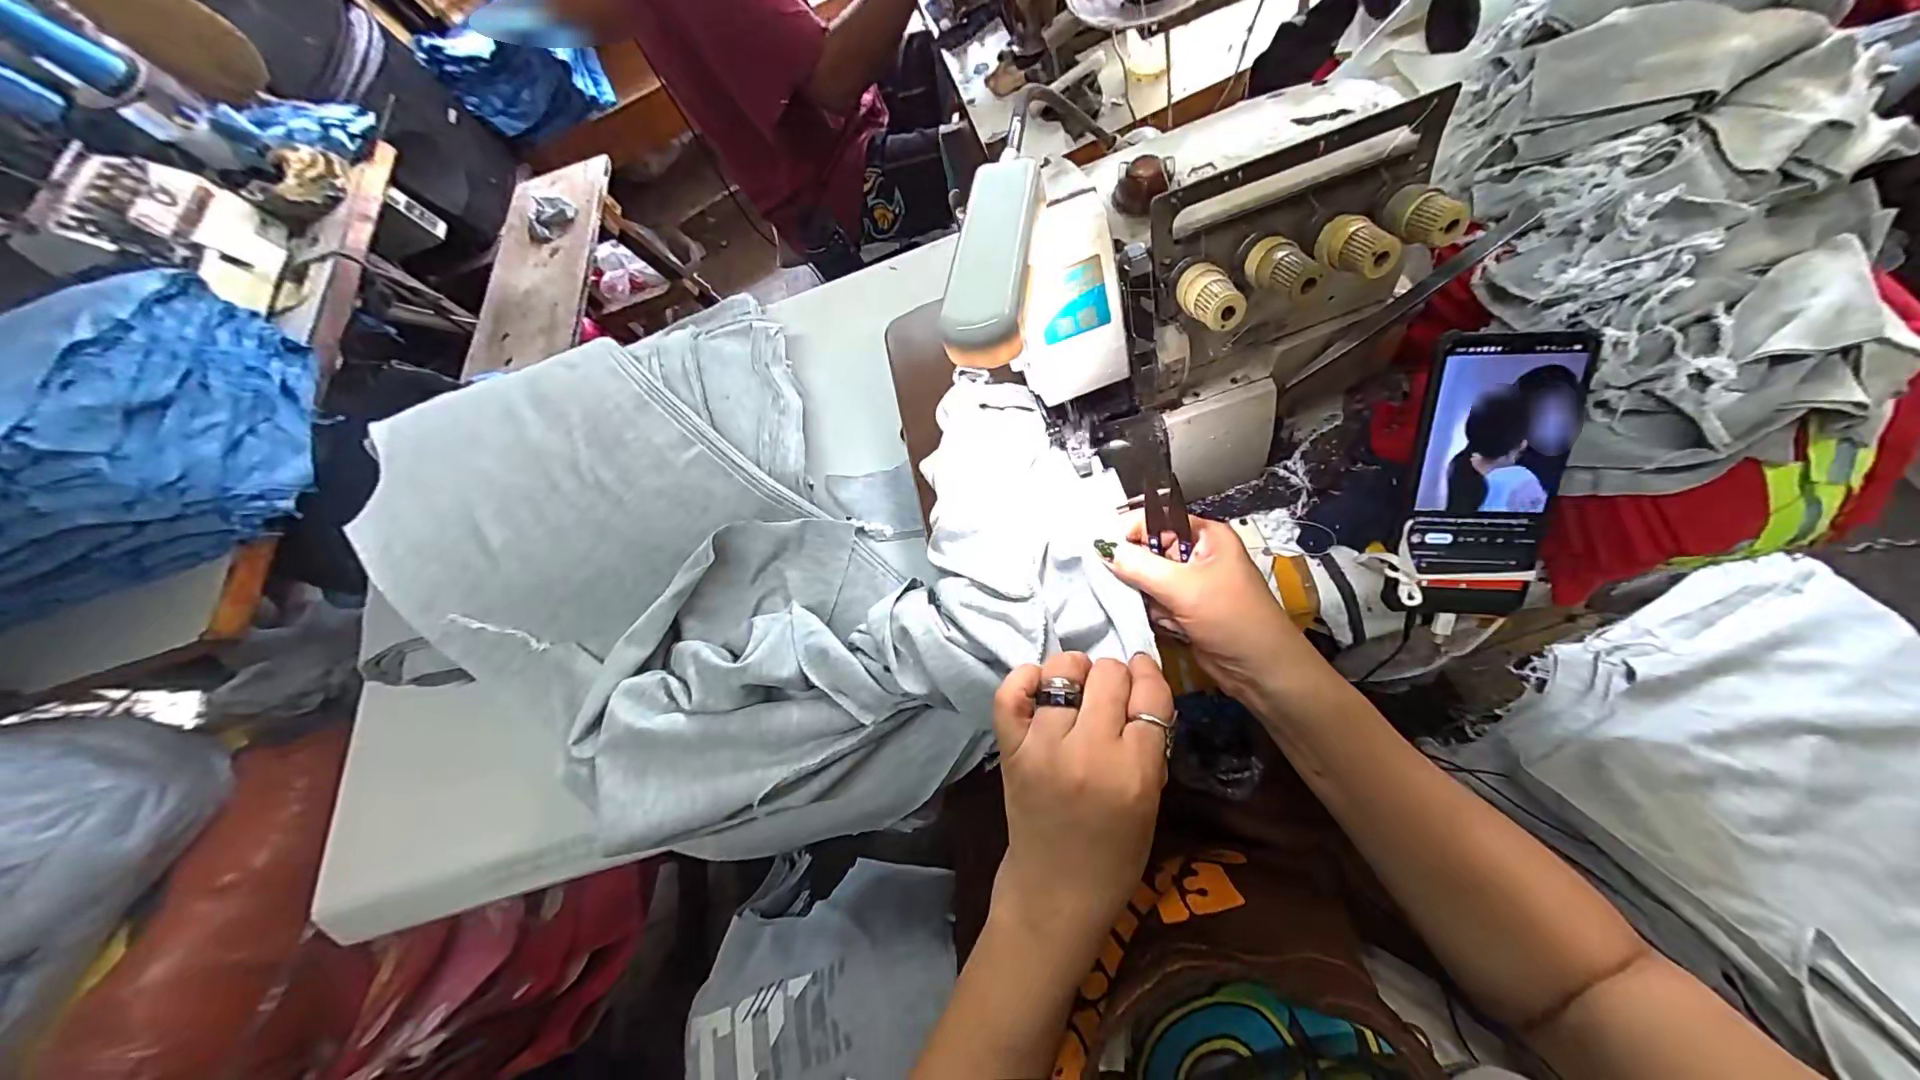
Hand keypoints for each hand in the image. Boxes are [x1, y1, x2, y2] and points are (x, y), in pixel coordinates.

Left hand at [990, 652, 1172, 946]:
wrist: (1055, 893)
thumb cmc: (1114, 856)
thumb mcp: (1151, 802)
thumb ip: (1150, 747)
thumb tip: (1141, 691)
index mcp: (1134, 771)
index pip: (1150, 696)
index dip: (1150, 678)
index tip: (1143, 676)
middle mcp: (1089, 752)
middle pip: (1109, 675)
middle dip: (1117, 677)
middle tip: (1111, 694)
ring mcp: (1043, 748)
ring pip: (1064, 673)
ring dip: (1077, 674)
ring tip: (1078, 690)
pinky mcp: (1010, 749)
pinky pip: (1011, 692)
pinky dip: (1025, 678)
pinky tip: (1040, 687)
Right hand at [1102, 512, 1302, 699]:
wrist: (1259, 670)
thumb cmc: (1232, 619)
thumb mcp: (1183, 587)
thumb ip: (1139, 565)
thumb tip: (1102, 548)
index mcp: (1205, 535)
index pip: (1156, 519)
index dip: (1131, 532)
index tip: (1108, 550)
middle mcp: (1196, 554)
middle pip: (1146, 550)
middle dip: (1140, 572)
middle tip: (1144, 589)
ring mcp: (1189, 582)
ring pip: (1145, 579)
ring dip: (1148, 597)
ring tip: (1168, 613)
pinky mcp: (1183, 608)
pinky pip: (1153, 601)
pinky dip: (1155, 613)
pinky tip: (1172, 625)